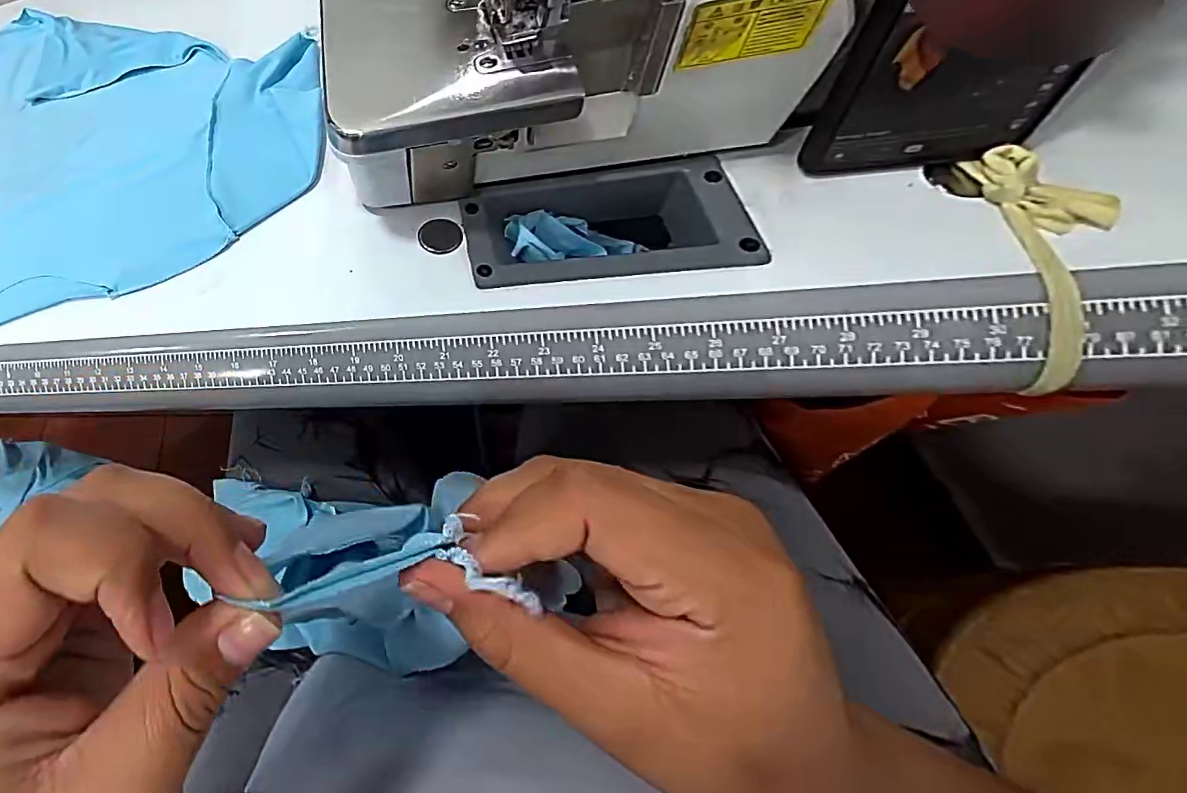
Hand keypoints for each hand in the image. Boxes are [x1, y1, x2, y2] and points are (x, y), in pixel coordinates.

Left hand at [0, 463, 282, 792]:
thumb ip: (179, 702)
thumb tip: (257, 615)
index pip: (38, 538)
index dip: (118, 560)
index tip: (164, 636)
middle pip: (85, 505)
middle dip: (176, 523)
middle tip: (249, 577)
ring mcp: (38, 592)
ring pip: (113, 504)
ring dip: (188, 521)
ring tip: (248, 560)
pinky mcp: (74, 600)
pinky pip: (130, 538)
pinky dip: (184, 540)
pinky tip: (223, 558)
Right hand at [399, 457, 860, 792]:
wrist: (808, 759)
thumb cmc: (727, 753)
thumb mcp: (614, 714)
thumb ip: (513, 642)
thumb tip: (426, 579)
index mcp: (721, 570)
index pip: (588, 500)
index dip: (512, 525)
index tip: (465, 570)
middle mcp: (715, 515)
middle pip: (574, 476)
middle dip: (501, 514)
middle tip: (462, 566)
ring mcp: (702, 503)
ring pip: (573, 475)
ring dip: (516, 512)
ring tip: (492, 566)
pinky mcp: (682, 507)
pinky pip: (589, 489)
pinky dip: (542, 517)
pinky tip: (533, 558)